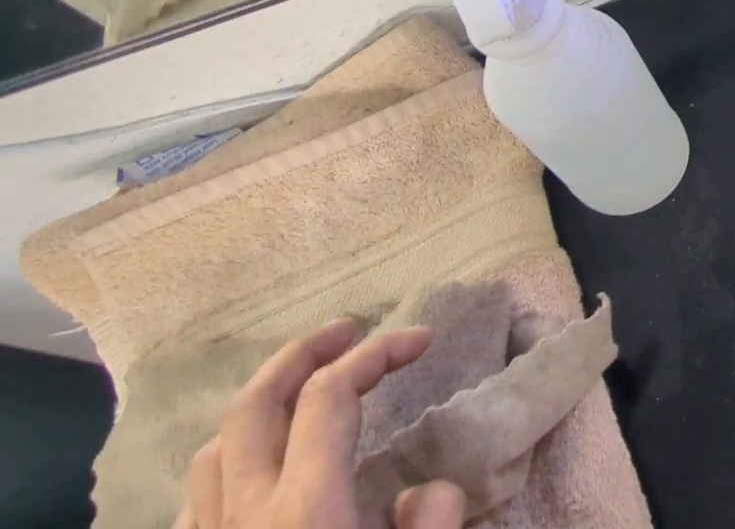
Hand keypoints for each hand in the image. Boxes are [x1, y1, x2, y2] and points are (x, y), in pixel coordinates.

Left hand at [171, 318, 465, 528]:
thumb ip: (432, 521)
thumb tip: (428, 488)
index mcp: (306, 505)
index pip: (330, 396)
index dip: (377, 351)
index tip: (422, 338)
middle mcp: (247, 512)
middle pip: (255, 405)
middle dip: (303, 354)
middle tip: (349, 329)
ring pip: (214, 449)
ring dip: (265, 404)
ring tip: (306, 393)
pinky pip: (196, 501)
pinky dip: (231, 465)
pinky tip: (260, 471)